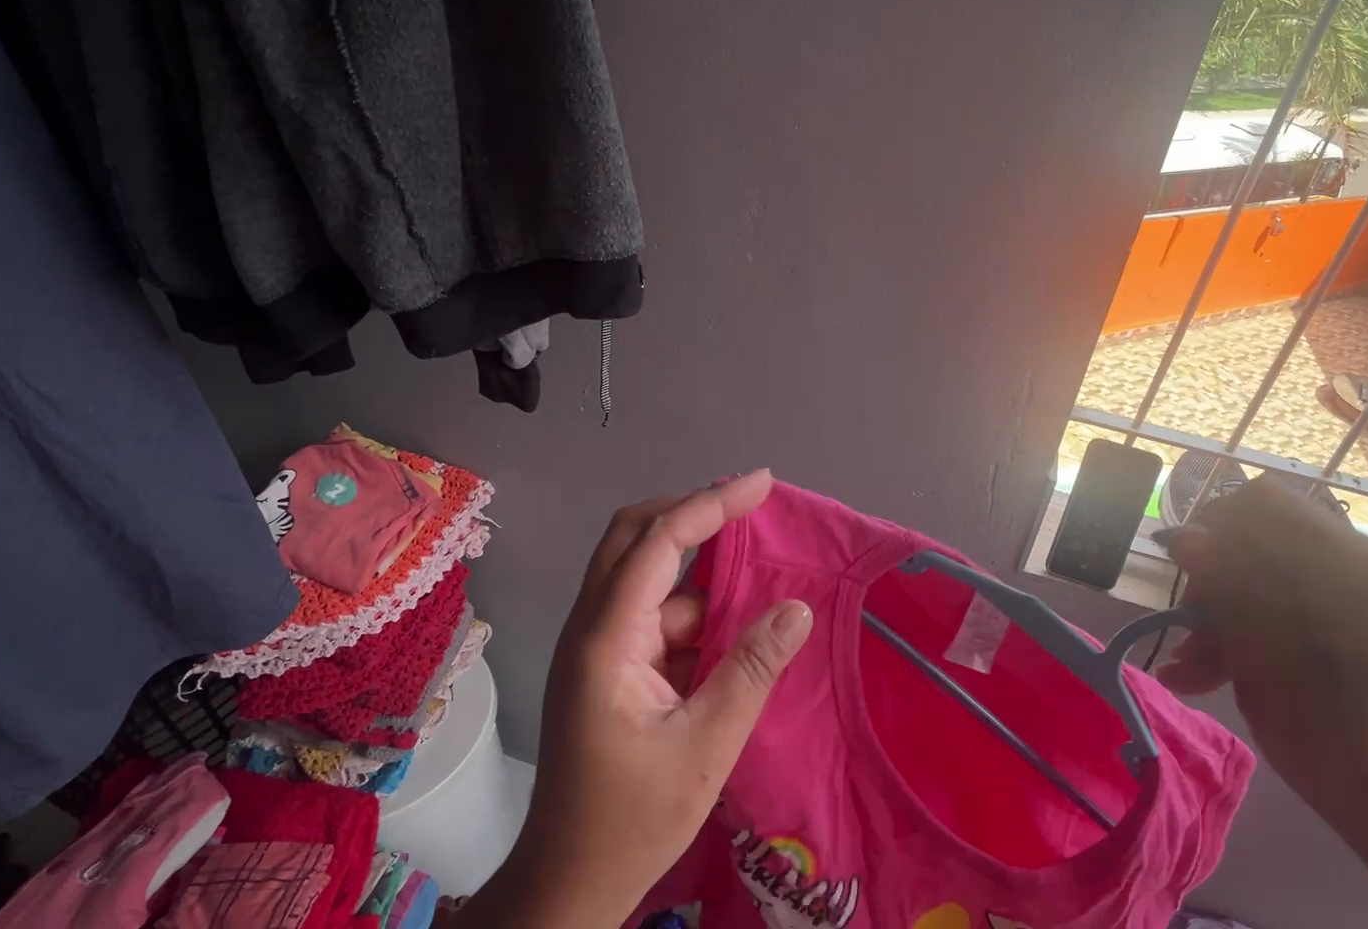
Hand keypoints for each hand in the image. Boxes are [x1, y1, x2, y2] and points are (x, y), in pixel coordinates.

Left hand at [458, 470, 812, 928]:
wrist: (570, 882)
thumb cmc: (632, 820)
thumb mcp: (706, 747)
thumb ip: (751, 671)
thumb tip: (797, 607)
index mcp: (607, 640)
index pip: (656, 544)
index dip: (709, 504)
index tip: (761, 483)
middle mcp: (594, 629)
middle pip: (634, 539)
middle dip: (693, 512)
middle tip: (753, 503)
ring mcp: (600, 647)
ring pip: (648, 577)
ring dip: (701, 565)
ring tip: (762, 561)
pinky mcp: (612, 668)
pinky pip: (658, 616)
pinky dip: (699, 609)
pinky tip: (740, 620)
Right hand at [1156, 476, 1367, 928]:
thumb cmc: (1345, 762)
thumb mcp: (1265, 675)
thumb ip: (1227, 594)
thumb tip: (1182, 536)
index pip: (1269, 507)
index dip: (1212, 527)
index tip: (1182, 573)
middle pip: (1286, 538)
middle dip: (1227, 579)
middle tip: (1189, 637)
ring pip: (1306, 569)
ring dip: (1252, 603)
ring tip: (1205, 664)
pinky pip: (1339, 592)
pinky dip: (1292, 617)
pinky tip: (1255, 659)